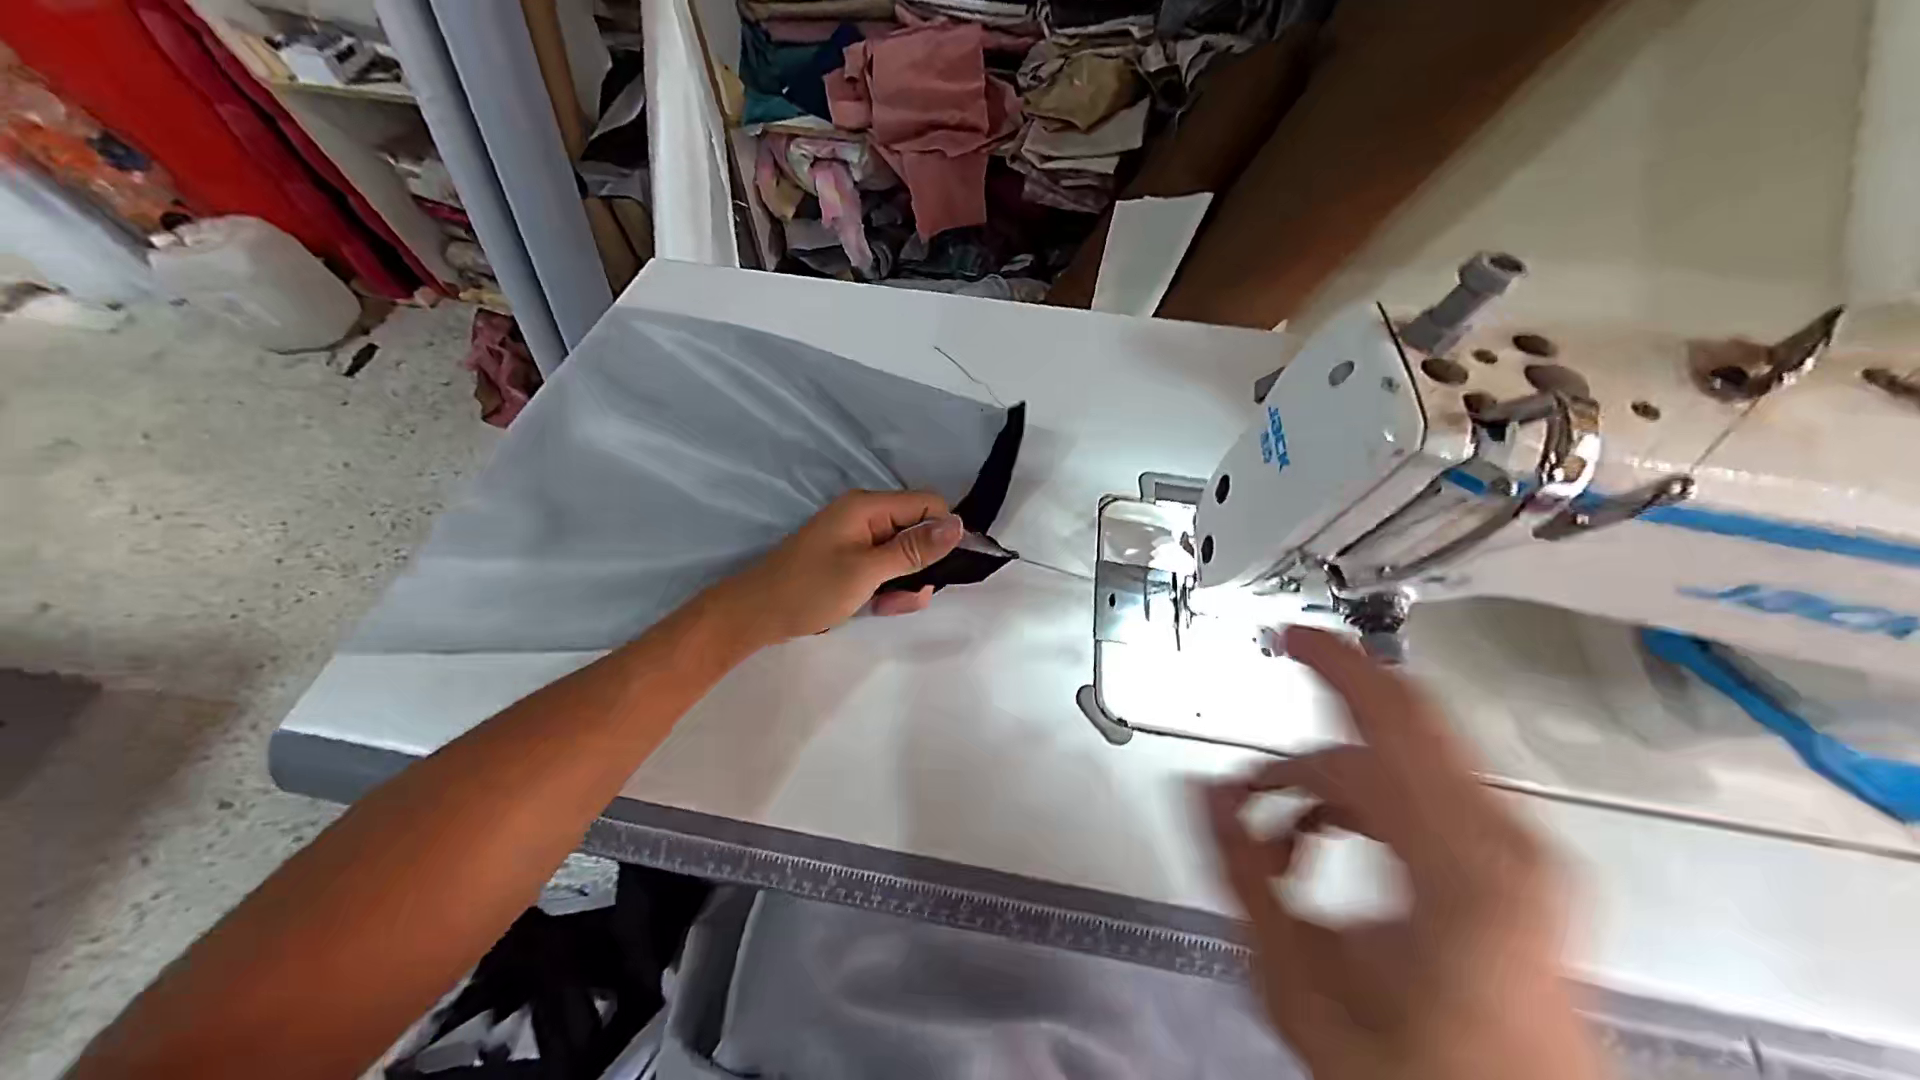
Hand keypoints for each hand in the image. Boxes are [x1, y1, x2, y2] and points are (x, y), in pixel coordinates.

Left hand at [708, 490, 964, 646]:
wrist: (757, 615)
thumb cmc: (810, 589)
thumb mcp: (867, 571)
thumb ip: (913, 549)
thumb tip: (958, 525)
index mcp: (868, 507)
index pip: (928, 504)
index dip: (943, 532)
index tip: (945, 567)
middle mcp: (866, 517)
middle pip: (919, 531)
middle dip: (922, 564)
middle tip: (909, 594)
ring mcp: (858, 540)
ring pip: (905, 556)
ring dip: (905, 583)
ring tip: (885, 604)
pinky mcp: (852, 561)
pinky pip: (886, 569)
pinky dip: (888, 589)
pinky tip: (876, 607)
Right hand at [1205, 627, 1601, 1079]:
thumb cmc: (1419, 1074)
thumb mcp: (1299, 980)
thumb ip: (1243, 870)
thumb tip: (1207, 792)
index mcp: (1460, 864)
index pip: (1393, 715)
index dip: (1333, 662)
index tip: (1291, 633)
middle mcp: (1507, 845)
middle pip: (1398, 732)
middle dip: (1314, 731)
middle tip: (1261, 743)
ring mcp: (1521, 855)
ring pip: (1404, 763)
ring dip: (1326, 778)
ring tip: (1275, 830)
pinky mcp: (1518, 867)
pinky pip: (1427, 793)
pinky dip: (1362, 801)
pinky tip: (1321, 843)